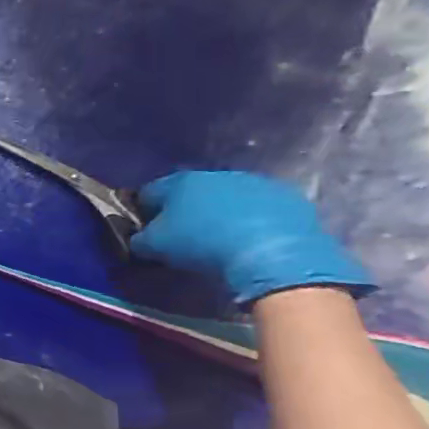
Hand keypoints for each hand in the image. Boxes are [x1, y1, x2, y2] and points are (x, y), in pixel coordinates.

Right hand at [131, 171, 375, 304]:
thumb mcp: (155, 247)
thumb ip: (139, 239)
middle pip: (190, 192)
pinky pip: (259, 209)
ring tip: (220, 241)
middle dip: (184, 211)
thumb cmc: (202, 245)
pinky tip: (250, 242)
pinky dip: (251, 221)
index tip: (146, 231)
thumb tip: (139, 239)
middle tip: (182, 236)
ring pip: (226, 198)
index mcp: (180, 182)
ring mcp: (256, 184)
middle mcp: (216, 175)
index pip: (149, 193)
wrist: (273, 254)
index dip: (143, 212)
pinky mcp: (288, 199)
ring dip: (219, 214)